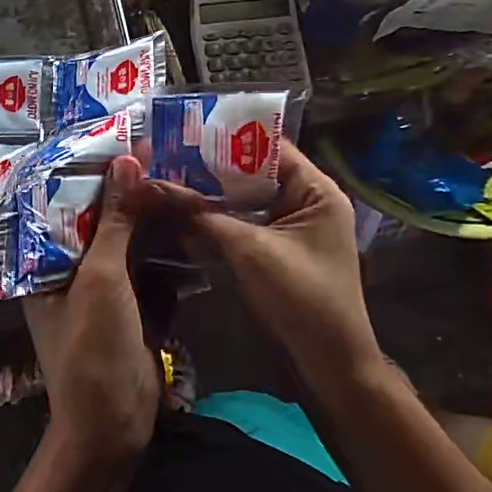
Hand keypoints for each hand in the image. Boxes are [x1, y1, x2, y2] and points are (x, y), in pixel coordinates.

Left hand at [23, 156, 161, 464]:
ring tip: (176, 177)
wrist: (114, 425)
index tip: (120, 141)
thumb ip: (115, 222)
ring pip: (125, 240)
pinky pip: (145, 265)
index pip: (64, 204)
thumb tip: (128, 162)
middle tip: (159, 153)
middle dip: (127, 191)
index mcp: (44, 261)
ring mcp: (100, 289)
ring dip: (149, 215)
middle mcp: (68, 270)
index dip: (91, 173)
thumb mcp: (101, 279)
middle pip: (99, 218)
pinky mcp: (130, 305)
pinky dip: (163, 246)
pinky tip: (184, 220)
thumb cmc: (93, 348)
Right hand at [167, 143, 382, 386]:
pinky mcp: (281, 248)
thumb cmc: (301, 296)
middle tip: (172, 156)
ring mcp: (295, 226)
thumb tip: (160, 191)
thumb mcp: (251, 251)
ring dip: (216, 194)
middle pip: (258, 172)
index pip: (273, 147)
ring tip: (173, 179)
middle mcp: (309, 201)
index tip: (190, 132)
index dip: (231, 138)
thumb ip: (206, 217)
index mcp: (317, 191)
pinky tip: (188, 214)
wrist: (330, 360)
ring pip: (250, 198)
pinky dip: (222, 218)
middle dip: (216, 167)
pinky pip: (249, 222)